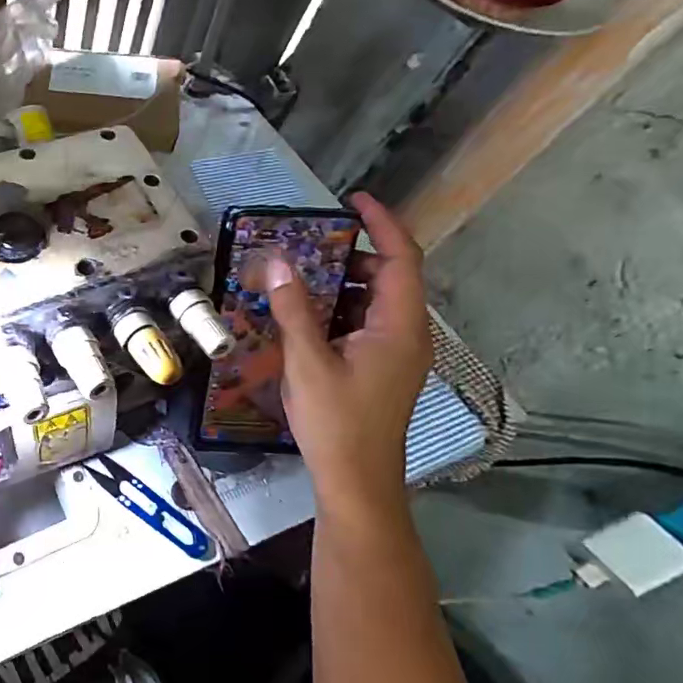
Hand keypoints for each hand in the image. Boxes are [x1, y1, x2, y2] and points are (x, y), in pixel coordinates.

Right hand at [265, 192, 432, 506]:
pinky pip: (366, 325)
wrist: (356, 482)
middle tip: (309, 245)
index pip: (401, 258)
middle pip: (389, 277)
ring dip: (343, 284)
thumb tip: (276, 262)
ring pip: (375, 303)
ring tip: (301, 276)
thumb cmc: (337, 422)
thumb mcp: (308, 361)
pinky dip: (340, 311)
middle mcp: (407, 334)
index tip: (354, 200)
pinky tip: (306, 316)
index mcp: (399, 326)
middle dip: (352, 255)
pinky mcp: (383, 370)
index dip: (382, 224)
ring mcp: (397, 354)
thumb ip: (293, 309)